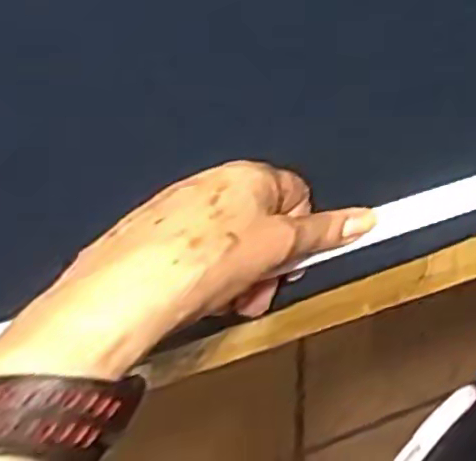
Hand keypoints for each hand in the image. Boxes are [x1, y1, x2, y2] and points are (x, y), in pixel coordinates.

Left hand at [0, 161, 375, 379]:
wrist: (113, 302)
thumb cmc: (191, 265)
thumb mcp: (279, 248)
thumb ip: (325, 231)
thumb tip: (362, 219)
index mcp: (248, 173)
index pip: (297, 195)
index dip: (299, 235)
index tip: (292, 262)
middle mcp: (209, 181)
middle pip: (261, 219)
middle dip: (265, 259)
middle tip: (257, 289)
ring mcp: (171, 207)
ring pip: (224, 239)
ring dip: (233, 273)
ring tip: (221, 301)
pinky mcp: (140, 236)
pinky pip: (186, 252)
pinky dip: (195, 276)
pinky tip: (189, 300)